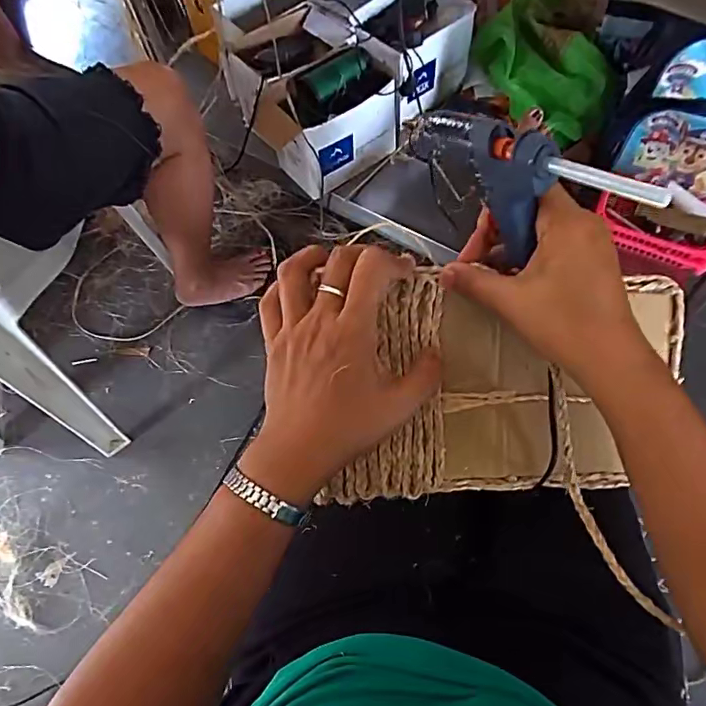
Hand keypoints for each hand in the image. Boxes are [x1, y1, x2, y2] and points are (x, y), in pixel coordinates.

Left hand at [239, 245, 441, 504]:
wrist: (297, 451)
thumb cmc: (347, 429)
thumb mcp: (399, 407)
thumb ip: (425, 376)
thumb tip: (436, 354)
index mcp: (352, 330)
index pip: (371, 270)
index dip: (392, 261)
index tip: (405, 274)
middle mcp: (319, 320)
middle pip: (337, 262)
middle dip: (363, 253)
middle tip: (377, 266)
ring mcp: (291, 329)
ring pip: (293, 272)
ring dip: (314, 256)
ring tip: (330, 259)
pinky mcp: (273, 342)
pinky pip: (270, 301)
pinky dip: (282, 285)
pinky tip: (295, 287)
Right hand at [439, 185, 658, 391]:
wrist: (611, 358)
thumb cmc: (564, 325)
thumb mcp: (511, 301)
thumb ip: (474, 280)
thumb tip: (445, 272)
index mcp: (566, 221)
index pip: (526, 188)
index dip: (496, 209)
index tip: (479, 241)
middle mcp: (585, 223)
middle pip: (532, 209)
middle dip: (500, 235)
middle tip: (479, 266)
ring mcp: (595, 242)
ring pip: (545, 230)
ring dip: (516, 249)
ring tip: (499, 280)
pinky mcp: (597, 262)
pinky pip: (561, 246)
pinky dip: (537, 259)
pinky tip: (522, 285)